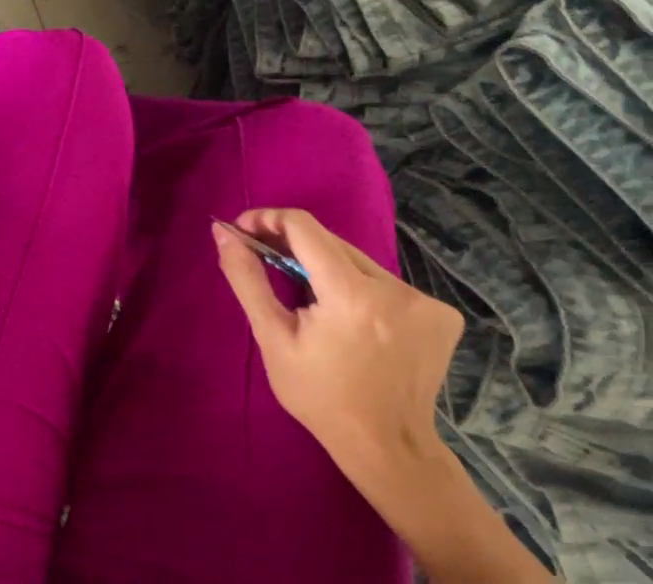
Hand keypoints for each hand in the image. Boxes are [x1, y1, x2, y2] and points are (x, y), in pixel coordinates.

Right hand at [216, 208, 463, 479]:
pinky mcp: (442, 314)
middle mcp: (397, 290)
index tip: (244, 231)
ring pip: (358, 262)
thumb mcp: (271, 335)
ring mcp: (426, 302)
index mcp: (353, 295)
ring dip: (324, 267)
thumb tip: (222, 231)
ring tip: (305, 299)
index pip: (305, 228)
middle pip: (332, 243)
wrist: (387, 445)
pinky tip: (347, 316)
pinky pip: (384, 282)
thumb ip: (246, 278)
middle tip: (263, 263)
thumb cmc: (318, 393)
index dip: (268, 219)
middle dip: (292, 246)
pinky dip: (356, 286)